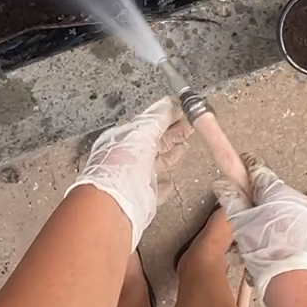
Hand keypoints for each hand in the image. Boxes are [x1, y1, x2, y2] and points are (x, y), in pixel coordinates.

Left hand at [68, 98, 188, 246]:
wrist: (116, 203)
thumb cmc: (121, 166)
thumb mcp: (142, 133)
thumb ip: (158, 117)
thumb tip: (170, 103)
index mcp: (125, 138)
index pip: (150, 122)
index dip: (168, 116)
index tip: (184, 111)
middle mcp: (129, 156)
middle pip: (155, 140)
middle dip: (173, 131)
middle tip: (191, 125)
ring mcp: (136, 176)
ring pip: (157, 161)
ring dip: (171, 153)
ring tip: (185, 145)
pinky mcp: (143, 196)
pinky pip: (156, 188)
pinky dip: (165, 184)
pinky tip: (170, 182)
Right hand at [212, 156, 306, 298]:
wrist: (306, 290)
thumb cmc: (274, 257)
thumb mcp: (244, 226)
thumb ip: (233, 202)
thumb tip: (223, 184)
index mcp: (280, 193)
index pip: (257, 172)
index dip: (242, 174)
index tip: (233, 177)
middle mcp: (300, 202)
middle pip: (270, 199)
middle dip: (255, 211)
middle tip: (242, 230)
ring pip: (282, 220)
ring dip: (268, 231)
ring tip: (257, 254)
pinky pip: (295, 237)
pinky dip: (283, 245)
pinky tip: (274, 262)